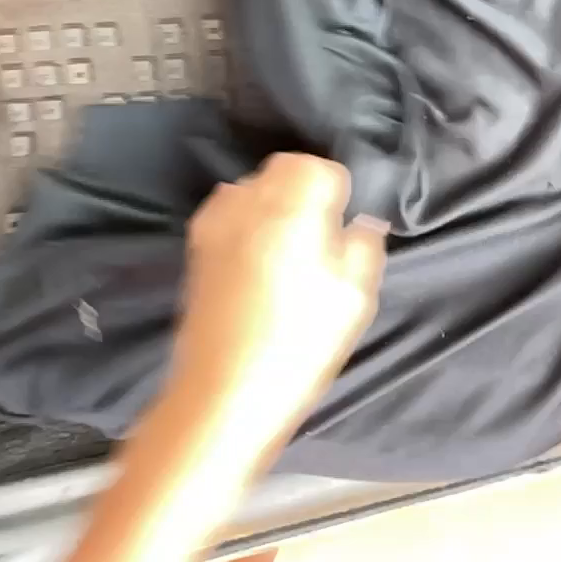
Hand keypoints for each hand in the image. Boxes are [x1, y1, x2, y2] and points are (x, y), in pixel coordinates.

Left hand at [170, 153, 387, 453]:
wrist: (224, 394)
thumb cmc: (299, 345)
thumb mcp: (355, 299)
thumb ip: (364, 246)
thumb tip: (362, 222)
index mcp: (294, 209)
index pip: (318, 167)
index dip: (337, 191)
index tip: (342, 223)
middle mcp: (251, 204)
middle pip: (283, 167)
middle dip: (305, 187)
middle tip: (320, 232)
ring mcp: (218, 224)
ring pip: (253, 186)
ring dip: (273, 200)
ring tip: (287, 244)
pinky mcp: (196, 248)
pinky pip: (226, 211)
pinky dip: (244, 218)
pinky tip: (254, 255)